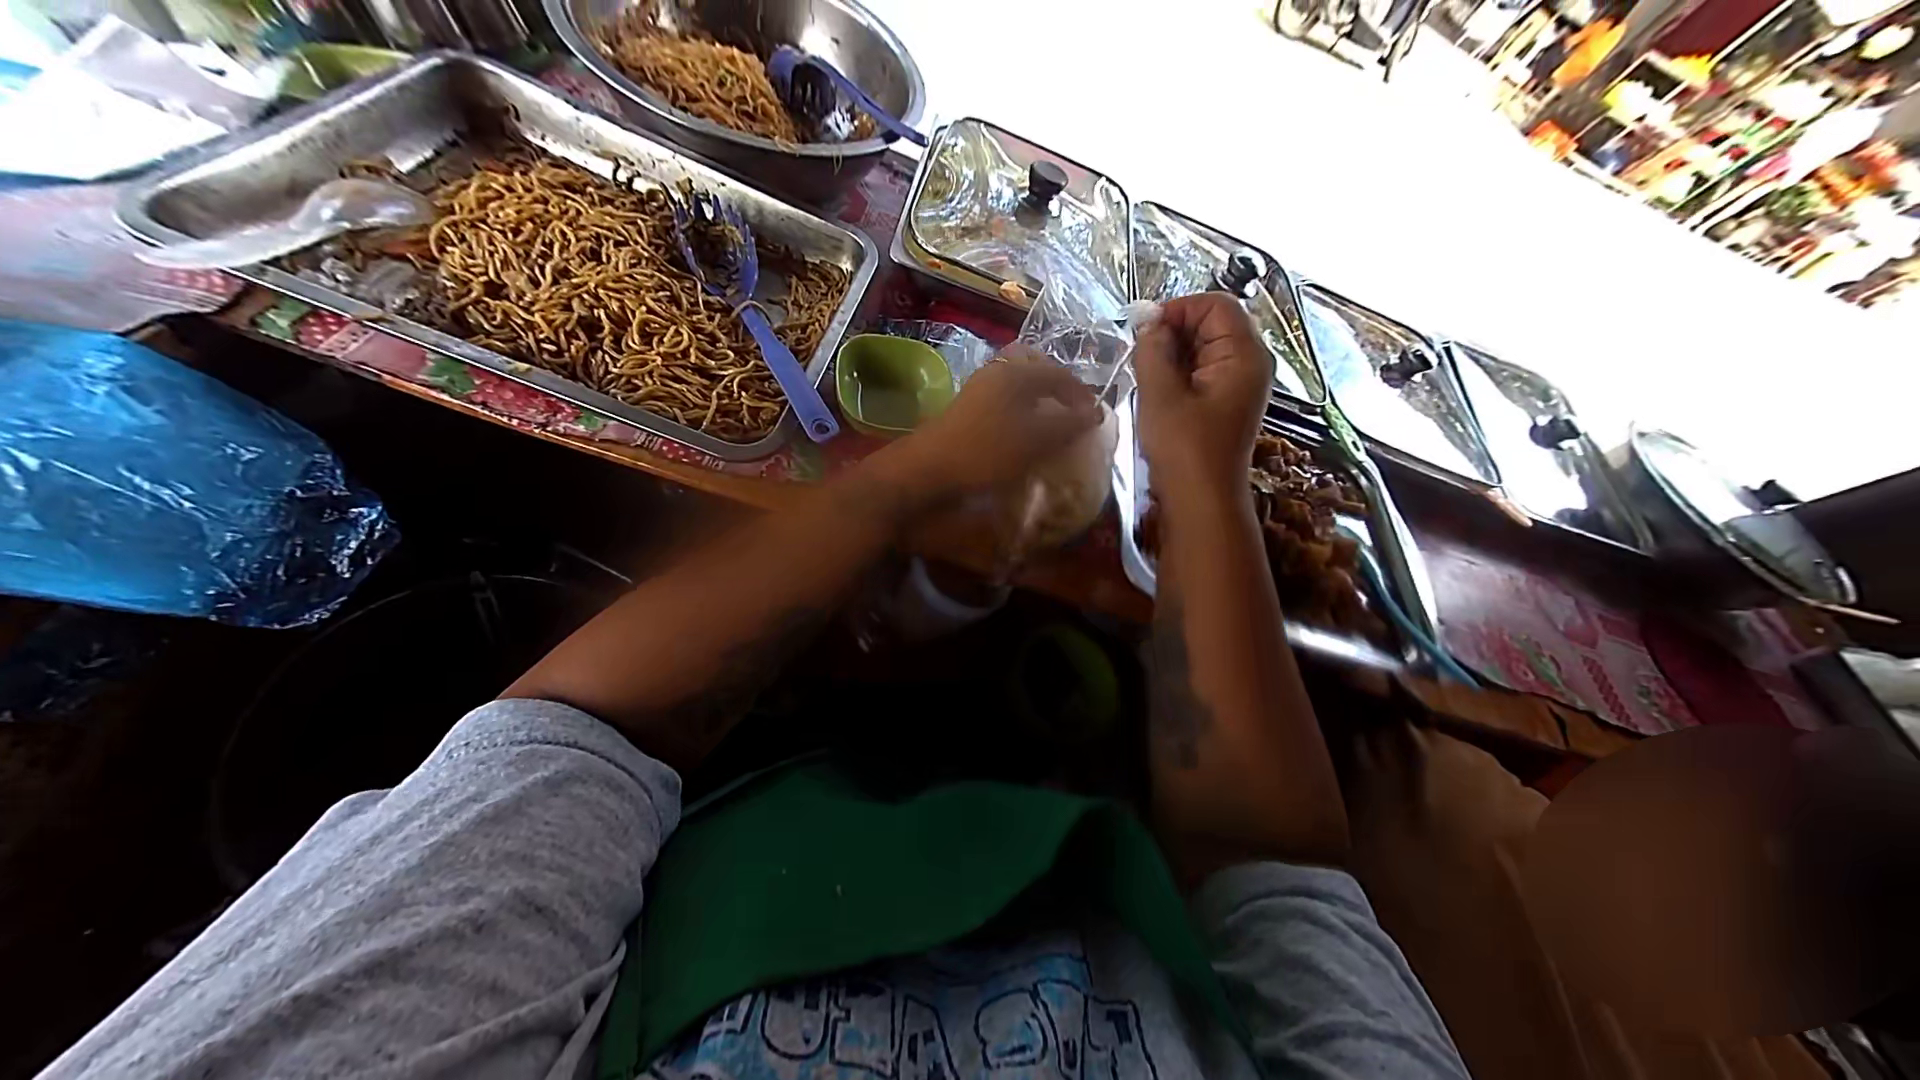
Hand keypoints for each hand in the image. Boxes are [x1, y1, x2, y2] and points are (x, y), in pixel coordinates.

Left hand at [873, 347, 1100, 506]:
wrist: (929, 470)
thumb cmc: (987, 451)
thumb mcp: (1037, 439)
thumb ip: (1069, 423)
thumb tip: (1095, 412)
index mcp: (1017, 372)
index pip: (1060, 373)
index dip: (1082, 393)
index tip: (1096, 416)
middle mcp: (996, 372)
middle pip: (1033, 367)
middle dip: (1056, 385)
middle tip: (1071, 410)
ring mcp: (977, 389)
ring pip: (1016, 382)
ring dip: (1036, 398)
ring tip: (1050, 424)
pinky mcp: (965, 409)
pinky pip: (1002, 399)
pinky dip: (1019, 409)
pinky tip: (1023, 433)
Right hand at [1134, 293, 1272, 497]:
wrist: (1202, 502)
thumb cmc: (1184, 449)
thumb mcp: (1161, 395)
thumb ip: (1153, 351)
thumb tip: (1150, 325)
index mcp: (1244, 355)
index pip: (1216, 305)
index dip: (1178, 309)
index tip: (1144, 331)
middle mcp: (1249, 364)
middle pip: (1212, 324)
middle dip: (1173, 333)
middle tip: (1141, 358)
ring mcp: (1239, 386)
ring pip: (1203, 350)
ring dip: (1172, 357)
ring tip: (1148, 381)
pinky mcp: (1226, 404)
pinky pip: (1202, 374)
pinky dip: (1178, 376)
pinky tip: (1159, 395)